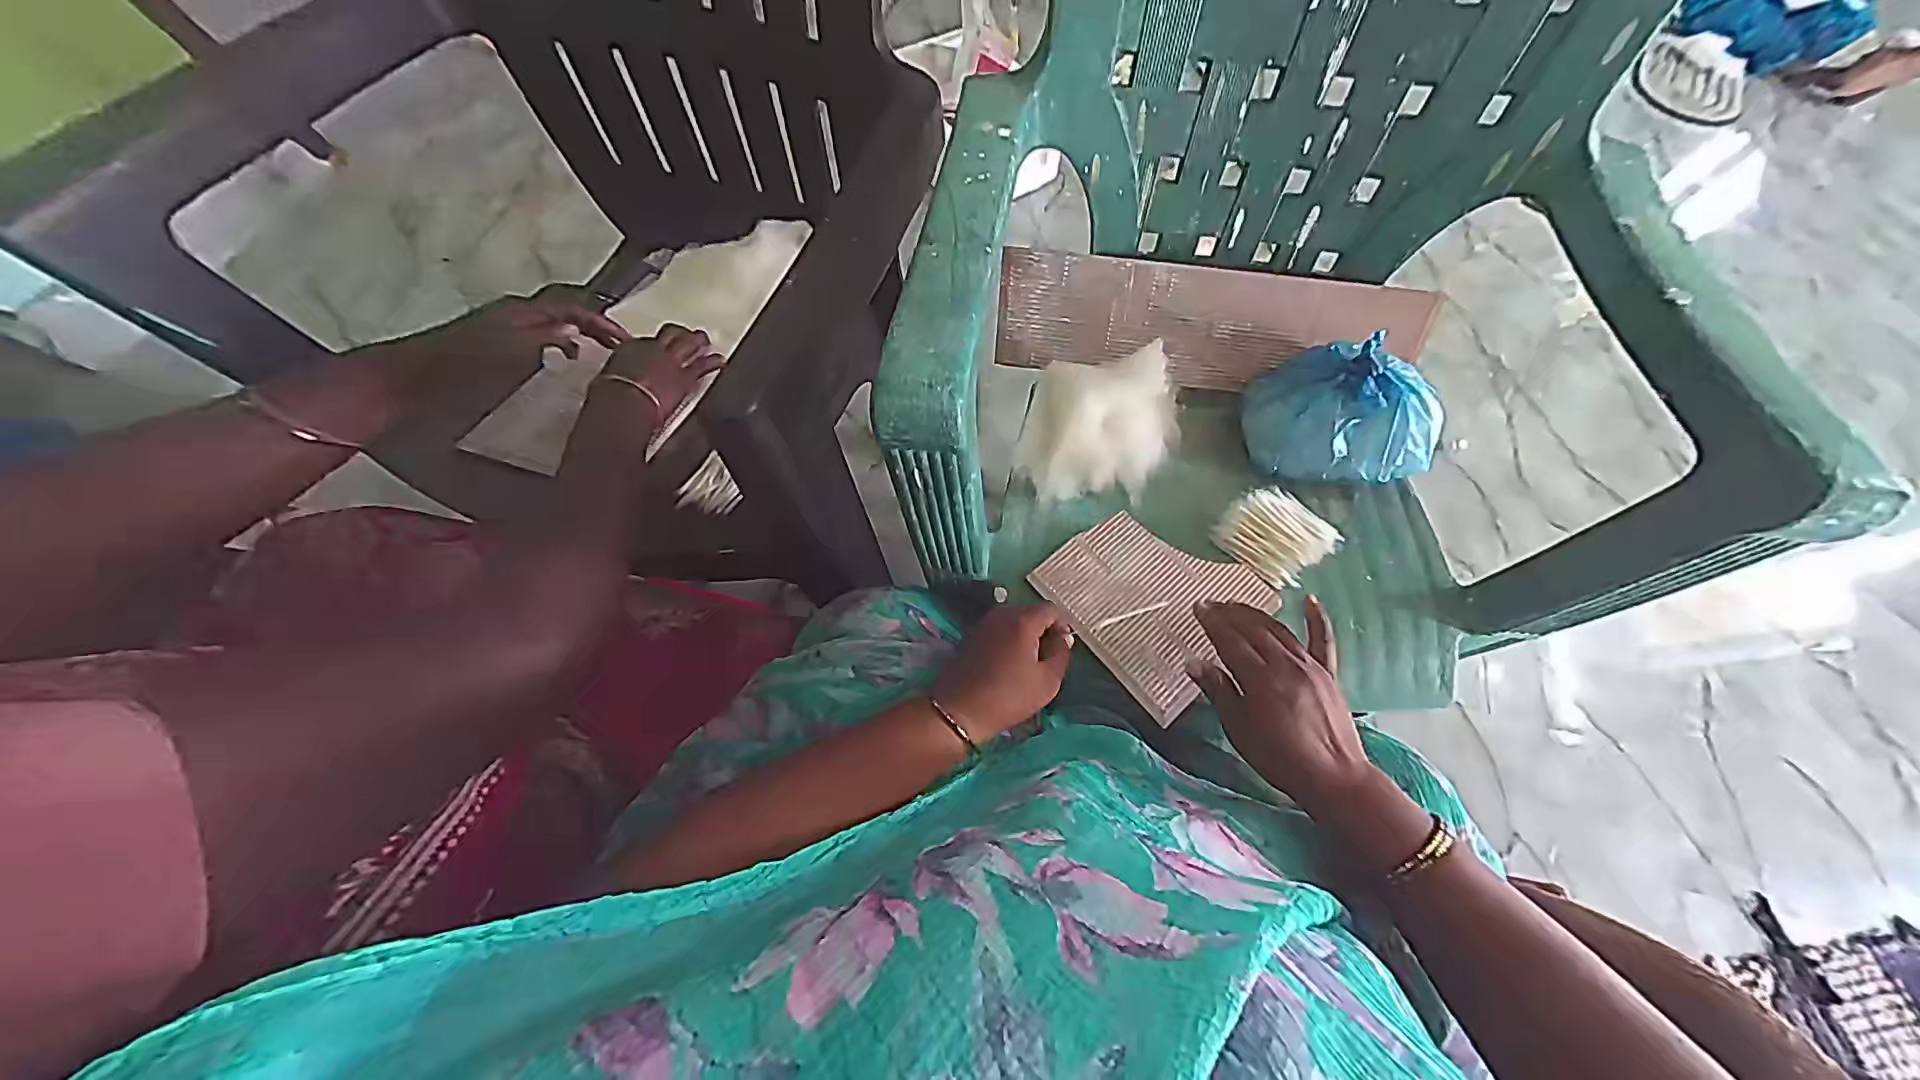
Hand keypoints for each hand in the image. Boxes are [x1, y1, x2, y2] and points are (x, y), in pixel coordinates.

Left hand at [360, 285, 631, 402]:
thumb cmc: (456, 373)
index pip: (574, 305)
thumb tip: (580, 333)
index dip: (603, 322)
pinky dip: (559, 356)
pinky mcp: (491, 355)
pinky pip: (538, 348)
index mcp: (519, 313)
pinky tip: (562, 378)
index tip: (627, 344)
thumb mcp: (513, 352)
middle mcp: (511, 318)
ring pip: (552, 330)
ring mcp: (500, 336)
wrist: (402, 390)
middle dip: (595, 329)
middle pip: (564, 313)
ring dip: (578, 342)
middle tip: (619, 352)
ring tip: (598, 365)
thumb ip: (549, 337)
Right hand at [599, 324, 726, 425]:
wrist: (623, 406)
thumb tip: (620, 383)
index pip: (647, 341)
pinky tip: (719, 361)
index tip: (659, 346)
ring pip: (689, 345)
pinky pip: (702, 366)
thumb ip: (620, 376)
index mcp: (630, 349)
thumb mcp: (608, 379)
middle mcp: (653, 350)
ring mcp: (671, 362)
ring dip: (699, 342)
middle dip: (680, 334)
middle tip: (688, 334)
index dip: (656, 344)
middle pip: (671, 334)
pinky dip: (712, 363)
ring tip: (705, 341)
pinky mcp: (685, 378)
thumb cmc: (610, 396)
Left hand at [933, 602, 1074, 739]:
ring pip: (1014, 622)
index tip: (1065, 645)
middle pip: (1031, 613)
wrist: (959, 710)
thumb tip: (1062, 638)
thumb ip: (1061, 653)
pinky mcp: (971, 636)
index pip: (1051, 609)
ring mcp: (983, 624)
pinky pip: (999, 631)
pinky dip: (1009, 641)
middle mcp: (1001, 614)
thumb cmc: (1008, 697)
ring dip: (1026, 636)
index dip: (1063, 624)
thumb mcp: (1047, 681)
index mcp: (1022, 621)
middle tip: (1049, 657)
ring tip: (1029, 664)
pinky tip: (1009, 664)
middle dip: (1044, 630)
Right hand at [1189, 597, 1375, 813]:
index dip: (1212, 622)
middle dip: (1229, 613)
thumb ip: (1219, 691)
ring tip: (1236, 605)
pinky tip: (1307, 600)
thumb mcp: (1239, 729)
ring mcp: (1310, 666)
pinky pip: (1321, 639)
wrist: (1334, 778)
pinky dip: (1315, 617)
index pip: (1230, 640)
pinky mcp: (1329, 673)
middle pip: (1253, 629)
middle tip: (1212, 605)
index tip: (1198, 608)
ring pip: (1279, 629)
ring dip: (1256, 614)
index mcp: (1260, 679)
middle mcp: (1285, 665)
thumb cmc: (1279, 758)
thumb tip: (1194, 663)